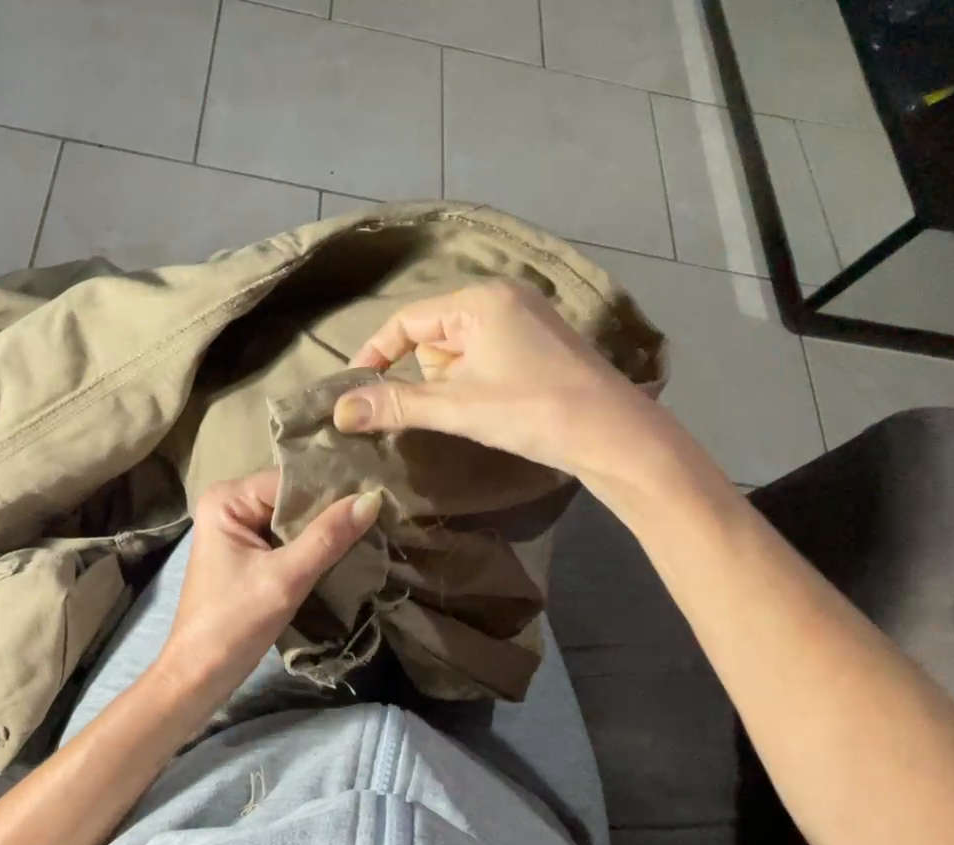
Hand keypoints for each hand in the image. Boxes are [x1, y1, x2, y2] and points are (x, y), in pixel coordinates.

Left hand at [149, 470, 379, 713]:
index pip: (290, 481)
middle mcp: (229, 505)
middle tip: (380, 516)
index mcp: (226, 499)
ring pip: (293, 521)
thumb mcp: (286, 578)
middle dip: (330, 512)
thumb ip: (328, 537)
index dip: (331, 490)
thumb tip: (373, 498)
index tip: (376, 497)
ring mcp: (237, 531)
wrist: (200, 673)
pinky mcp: (247, 555)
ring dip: (325, 532)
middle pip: (292, 498)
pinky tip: (345, 552)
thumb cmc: (235, 623)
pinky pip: (287, 540)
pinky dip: (313, 548)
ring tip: (371, 532)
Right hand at [331, 279, 671, 478]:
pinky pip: (484, 357)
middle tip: (434, 410)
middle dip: (423, 375)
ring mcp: (525, 321)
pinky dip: (472, 383)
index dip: (375, 355)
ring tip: (470, 413)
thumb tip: (339, 410)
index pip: (406, 320)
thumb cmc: (532, 411)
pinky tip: (489, 409)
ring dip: (450, 384)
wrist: (615, 435)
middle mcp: (502, 299)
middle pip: (431, 335)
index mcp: (480, 300)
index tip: (355, 392)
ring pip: (458, 351)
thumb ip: (394, 405)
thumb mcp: (456, 407)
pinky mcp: (539, 345)